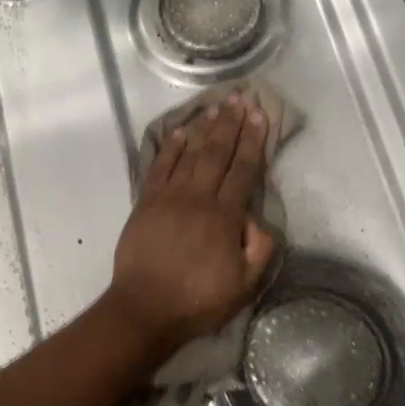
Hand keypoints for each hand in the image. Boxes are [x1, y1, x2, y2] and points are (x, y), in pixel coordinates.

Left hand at [106, 93, 275, 348]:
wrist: (145, 308)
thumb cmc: (198, 300)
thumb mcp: (244, 284)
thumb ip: (259, 248)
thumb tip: (257, 218)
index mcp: (224, 216)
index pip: (243, 169)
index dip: (253, 141)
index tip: (259, 115)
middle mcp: (197, 198)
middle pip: (217, 153)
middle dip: (231, 124)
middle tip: (240, 97)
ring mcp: (168, 197)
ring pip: (189, 154)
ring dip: (203, 128)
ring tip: (216, 106)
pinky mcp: (145, 203)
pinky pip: (159, 167)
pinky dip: (169, 148)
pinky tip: (178, 131)